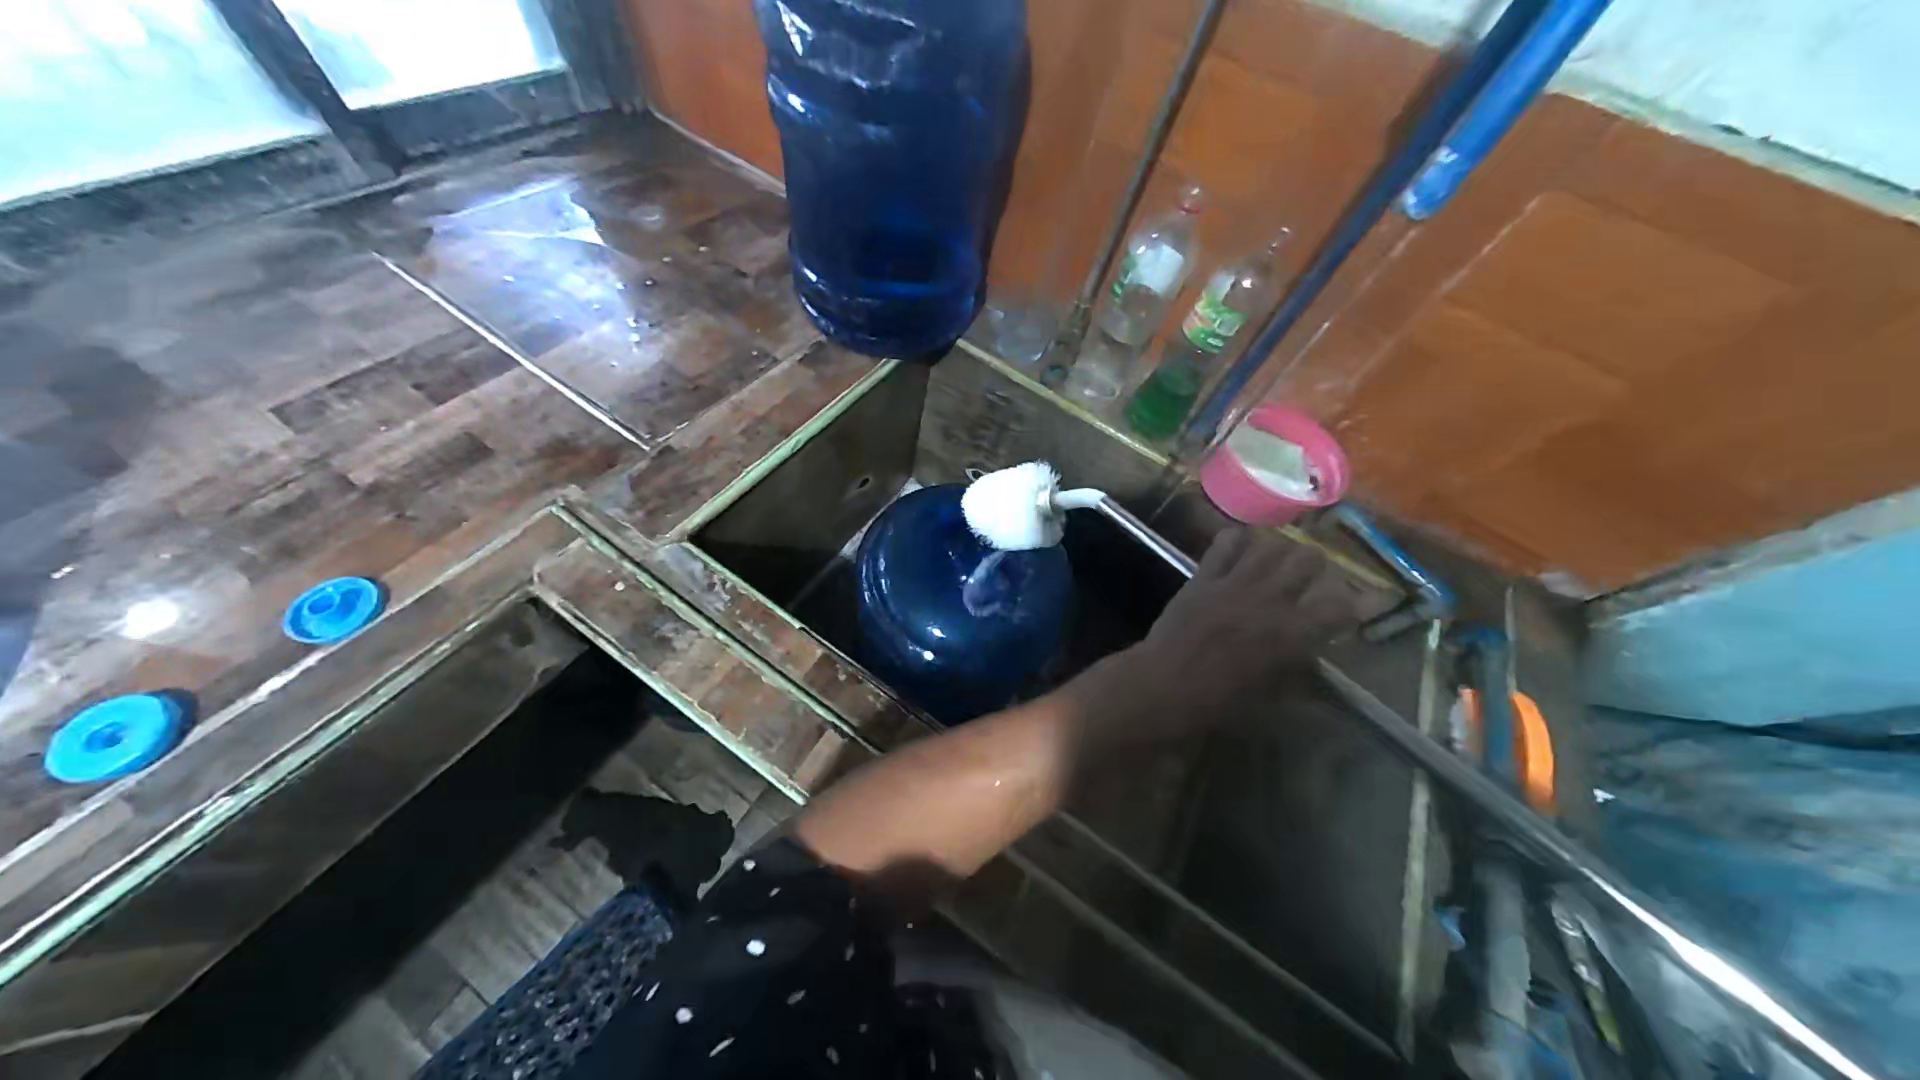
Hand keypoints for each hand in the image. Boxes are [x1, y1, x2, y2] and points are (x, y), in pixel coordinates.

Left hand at [1068, 528, 1360, 746]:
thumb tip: (1317, 668)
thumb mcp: (1271, 699)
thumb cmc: (1218, 703)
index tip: (1347, 612)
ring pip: (1272, 543)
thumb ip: (1299, 679)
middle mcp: (1269, 600)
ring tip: (1277, 563)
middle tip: (1309, 581)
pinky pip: (1226, 541)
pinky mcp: (1203, 576)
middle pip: (1310, 559)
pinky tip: (1241, 550)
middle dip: (1317, 568)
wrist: (1163, 685)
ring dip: (1280, 550)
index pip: (1342, 605)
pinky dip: (1238, 540)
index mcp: (1292, 634)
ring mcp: (1233, 583)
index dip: (1353, 605)